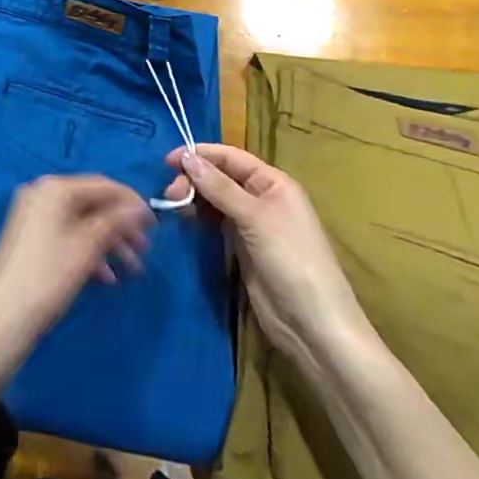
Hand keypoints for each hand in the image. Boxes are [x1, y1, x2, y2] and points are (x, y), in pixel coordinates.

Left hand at [0, 175, 154, 439]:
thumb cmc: (48, 278)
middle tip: (145, 250)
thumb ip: (116, 221)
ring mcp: (33, 215)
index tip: (155, 224)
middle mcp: (41, 193)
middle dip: (121, 227)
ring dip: (108, 242)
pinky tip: (106, 277)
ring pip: (81, 222)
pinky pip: (67, 234)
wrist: (2, 320)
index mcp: (54, 188)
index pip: (102, 185)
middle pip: (92, 203)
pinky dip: (88, 251)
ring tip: (131, 269)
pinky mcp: (30, 236)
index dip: (131, 203)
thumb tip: (140, 208)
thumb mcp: (87, 247)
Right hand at [164, 145, 371, 366]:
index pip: (231, 157)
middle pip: (221, 177)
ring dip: (194, 198)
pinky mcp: (242, 247)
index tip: (167, 160)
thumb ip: (219, 187)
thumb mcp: (255, 218)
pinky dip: (200, 217)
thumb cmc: (290, 259)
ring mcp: (252, 224)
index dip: (201, 154)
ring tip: (173, 206)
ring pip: (216, 199)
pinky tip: (186, 219)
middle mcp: (262, 197)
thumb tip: (186, 157)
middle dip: (194, 179)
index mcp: (273, 182)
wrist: (311, 323)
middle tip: (170, 195)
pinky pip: (216, 222)